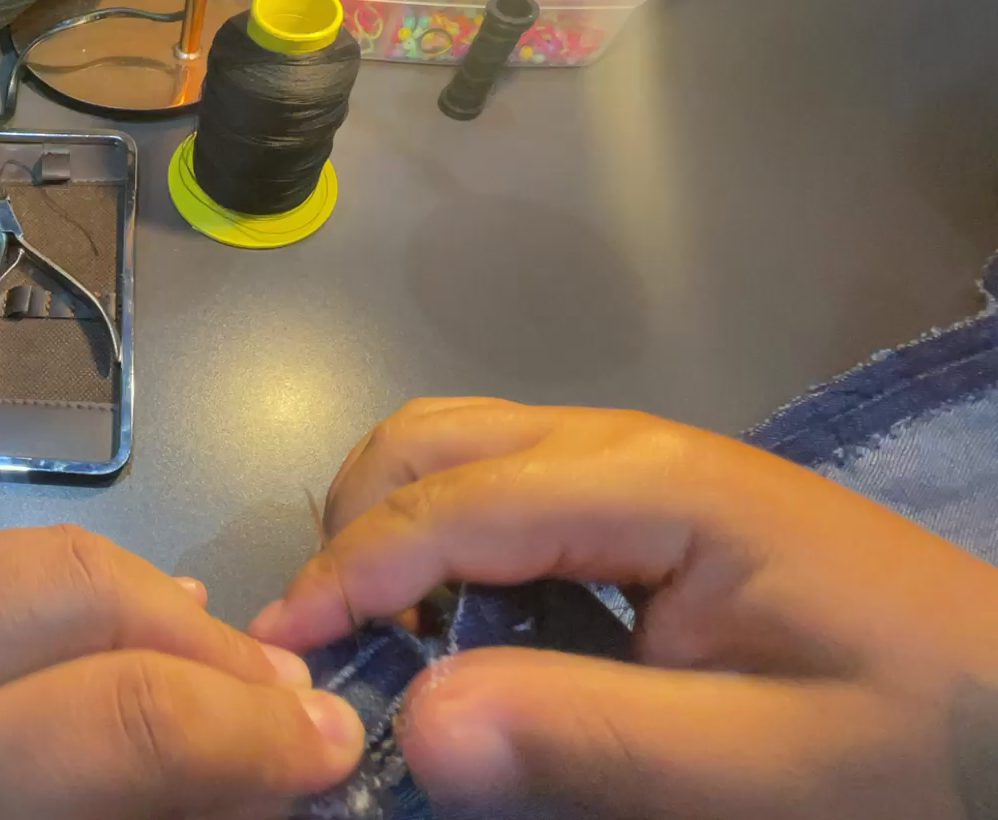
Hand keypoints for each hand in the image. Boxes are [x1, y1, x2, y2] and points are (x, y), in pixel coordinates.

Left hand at [0, 525, 364, 819]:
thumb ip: (166, 806)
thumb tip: (279, 756)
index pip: (123, 713)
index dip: (247, 726)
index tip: (329, 739)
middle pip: (86, 589)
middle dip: (204, 643)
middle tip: (277, 693)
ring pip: (54, 552)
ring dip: (155, 599)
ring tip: (222, 655)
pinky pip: (13, 559)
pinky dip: (92, 583)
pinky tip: (141, 616)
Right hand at [250, 399, 997, 819]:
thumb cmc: (934, 745)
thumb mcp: (783, 775)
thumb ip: (593, 741)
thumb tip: (415, 727)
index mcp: (645, 480)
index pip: (448, 507)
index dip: (350, 572)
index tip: (280, 643)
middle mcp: (604, 436)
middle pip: (421, 440)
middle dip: (352, 527)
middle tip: (334, 629)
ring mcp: (603, 448)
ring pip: (435, 439)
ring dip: (379, 512)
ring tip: (378, 609)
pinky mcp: (606, 476)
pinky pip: (472, 466)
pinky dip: (421, 515)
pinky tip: (444, 589)